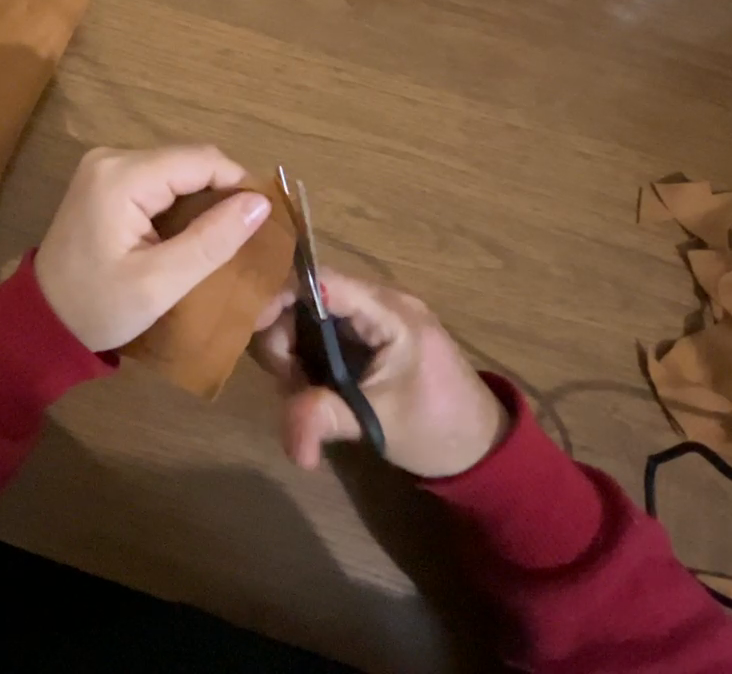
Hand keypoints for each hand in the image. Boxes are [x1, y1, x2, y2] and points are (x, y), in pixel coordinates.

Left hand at [35, 146, 272, 351]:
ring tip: (224, 238)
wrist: (40, 319)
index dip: (240, 185)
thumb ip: (211, 240)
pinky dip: (181, 203)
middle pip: (189, 161)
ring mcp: (105, 167)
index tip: (264, 224)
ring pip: (177, 170)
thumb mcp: (159, 283)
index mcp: (122, 176)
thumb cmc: (97, 307)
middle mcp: (112, 158)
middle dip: (223, 194)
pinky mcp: (105, 181)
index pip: (201, 160)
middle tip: (247, 237)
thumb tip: (260, 203)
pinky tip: (191, 234)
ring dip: (204, 199)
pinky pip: (158, 181)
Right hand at [253, 271, 508, 477]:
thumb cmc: (440, 428)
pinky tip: (308, 387)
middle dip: (282, 335)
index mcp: (388, 311)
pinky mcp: (363, 337)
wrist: (481, 450)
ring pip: (306, 315)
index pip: (320, 280)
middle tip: (286, 380)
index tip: (250, 325)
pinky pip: (318, 332)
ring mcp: (369, 319)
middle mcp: (376, 303)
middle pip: (304, 296)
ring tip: (299, 392)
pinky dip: (303, 356)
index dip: (279, 294)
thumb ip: (327, 419)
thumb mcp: (380, 423)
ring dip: (290, 349)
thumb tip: (289, 445)